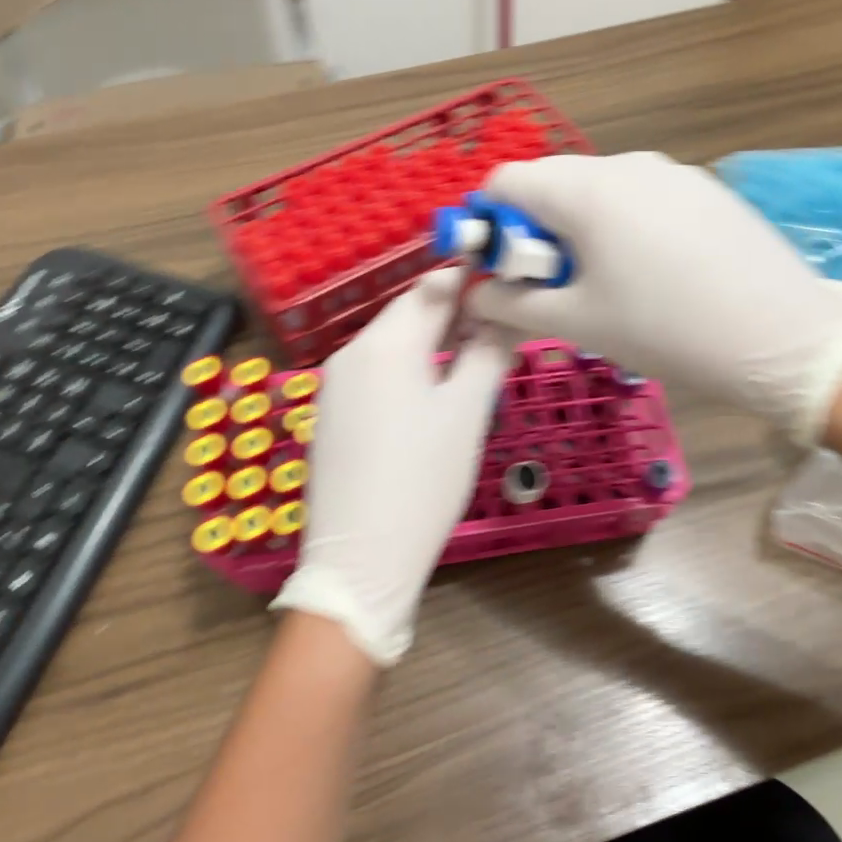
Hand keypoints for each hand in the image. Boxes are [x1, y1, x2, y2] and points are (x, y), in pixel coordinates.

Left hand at [271, 269, 517, 666]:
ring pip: (393, 346)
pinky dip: (410, 372)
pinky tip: (435, 398)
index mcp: (384, 343)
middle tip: (503, 327)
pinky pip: (376, 376)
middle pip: (409, 315)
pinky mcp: (332, 417)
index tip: (509, 286)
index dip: (472, 281)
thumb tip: (506, 312)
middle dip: (455, 314)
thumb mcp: (467, 413)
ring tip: (477, 361)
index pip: (432, 287)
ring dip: (434, 344)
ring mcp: (334, 386)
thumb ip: (488, 353)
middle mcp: (350, 353)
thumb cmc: (422, 481)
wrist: (360, 560)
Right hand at [468, 152, 841, 445]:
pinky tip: (655, 277)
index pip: (506, 180)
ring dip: (581, 231)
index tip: (500, 271)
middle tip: (553, 287)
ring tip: (607, 287)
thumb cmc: (664, 330)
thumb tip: (472, 293)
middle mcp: (626, 164)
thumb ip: (509, 304)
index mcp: (585, 188)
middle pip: (553, 183)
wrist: (782, 338)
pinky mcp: (707, 190)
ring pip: (600, 192)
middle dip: (536, 231)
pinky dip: (625, 229)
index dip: (488, 223)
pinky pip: (643, 199)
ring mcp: (673, 172)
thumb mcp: (576, 323)